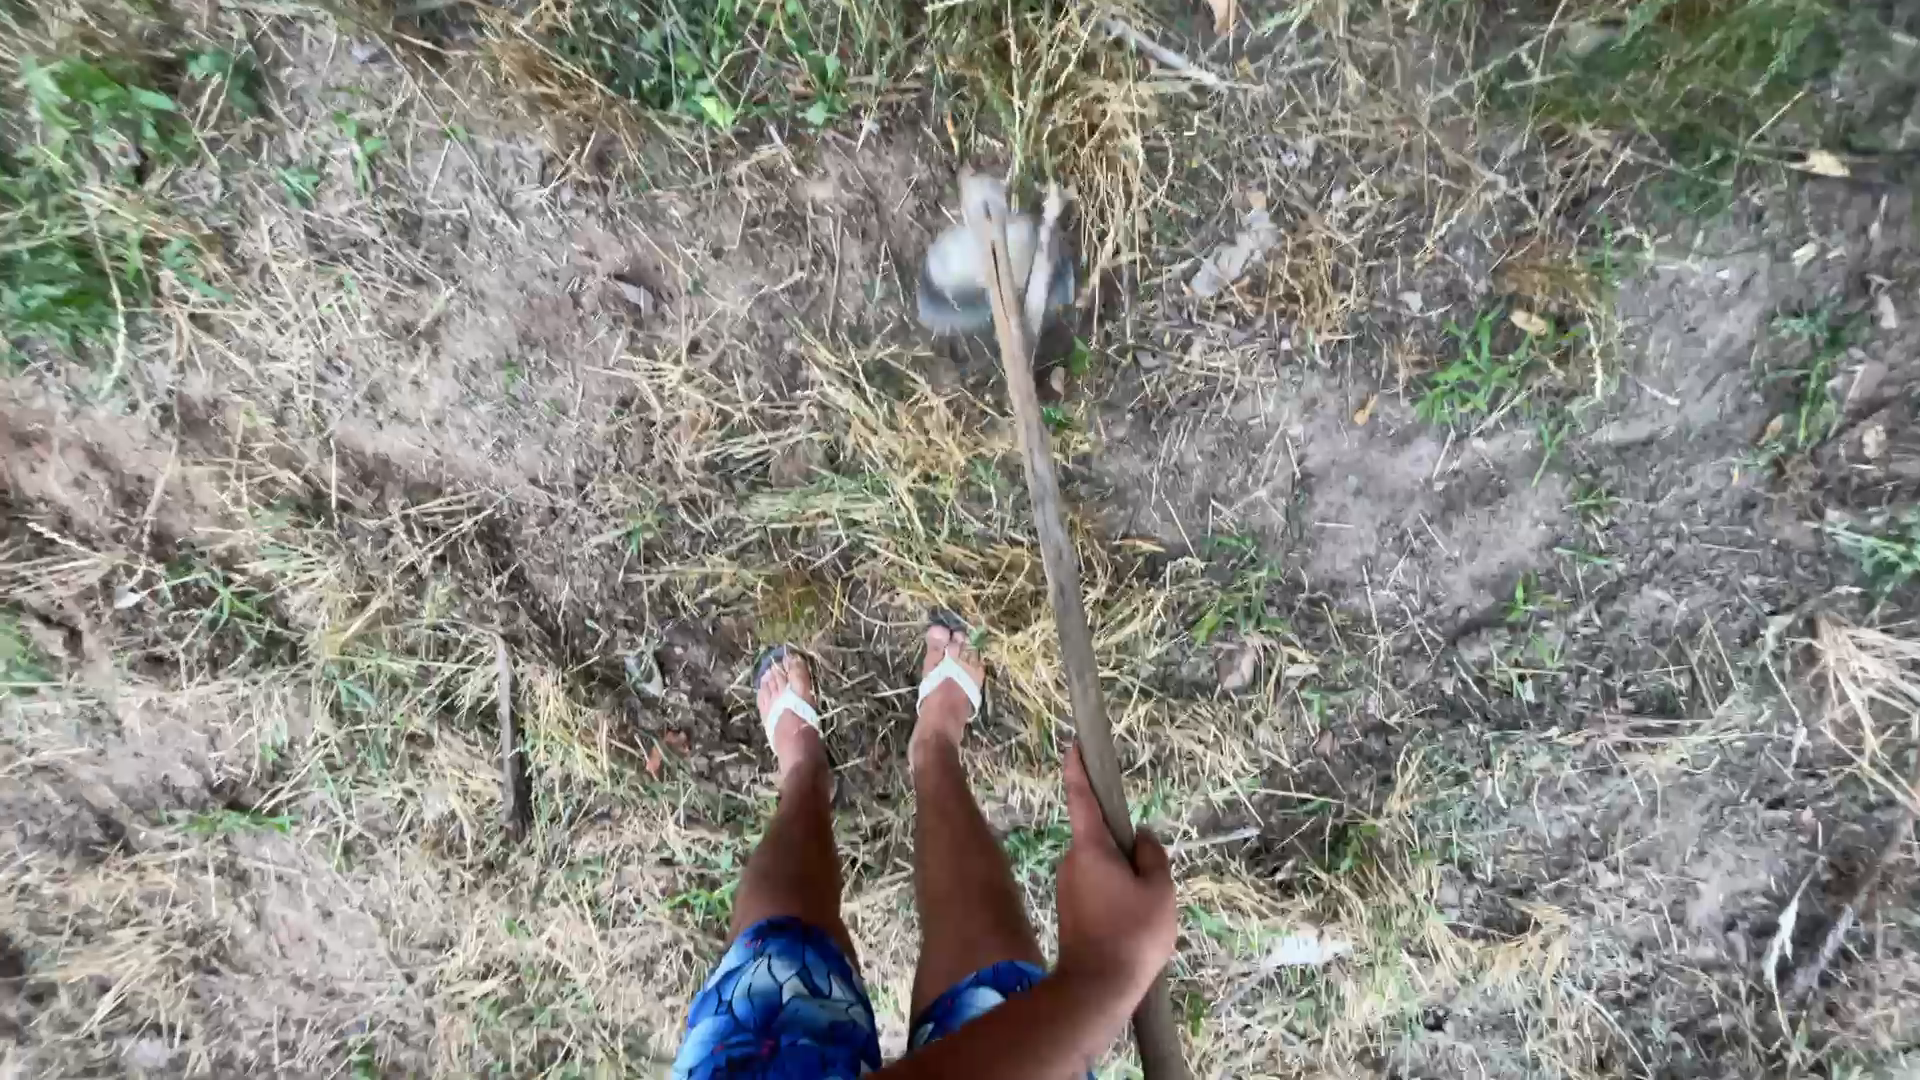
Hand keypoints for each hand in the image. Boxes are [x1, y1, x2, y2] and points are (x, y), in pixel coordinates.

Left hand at [1054, 744, 1176, 999]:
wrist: (1097, 987)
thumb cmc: (1132, 934)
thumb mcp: (1158, 890)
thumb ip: (1152, 856)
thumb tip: (1141, 837)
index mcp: (1090, 846)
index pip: (1082, 796)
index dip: (1078, 768)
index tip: (1073, 744)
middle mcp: (1071, 857)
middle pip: (1100, 838)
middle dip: (1124, 851)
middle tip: (1148, 884)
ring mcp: (1066, 882)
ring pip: (1100, 867)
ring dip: (1120, 879)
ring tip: (1139, 914)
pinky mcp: (1068, 905)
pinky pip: (1095, 888)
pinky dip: (1111, 897)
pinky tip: (1127, 926)